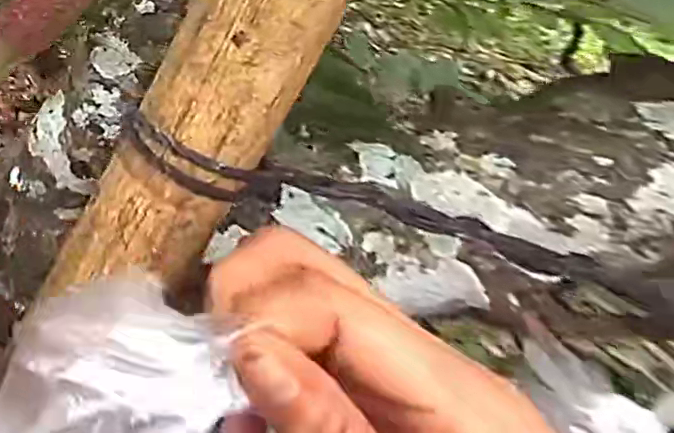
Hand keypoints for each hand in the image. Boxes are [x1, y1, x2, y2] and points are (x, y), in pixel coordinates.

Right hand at [210, 227, 549, 432]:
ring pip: (285, 276)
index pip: (318, 295)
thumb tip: (247, 349)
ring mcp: (397, 362)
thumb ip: (328, 428)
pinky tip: (258, 400)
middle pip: (296, 261)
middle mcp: (425, 355)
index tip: (222, 372)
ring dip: (240, 314)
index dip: (255, 320)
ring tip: (234, 381)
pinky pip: (292, 319)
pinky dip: (255, 340)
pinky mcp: (371, 378)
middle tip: (219, 363)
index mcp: (457, 390)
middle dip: (237, 297)